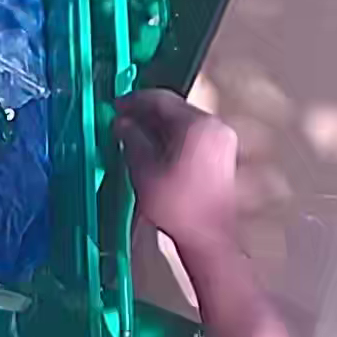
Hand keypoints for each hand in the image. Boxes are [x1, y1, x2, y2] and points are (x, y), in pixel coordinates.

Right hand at [114, 89, 239, 255]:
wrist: (209, 237)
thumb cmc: (176, 206)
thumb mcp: (144, 170)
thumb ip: (132, 139)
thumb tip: (122, 122)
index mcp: (196, 125)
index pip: (160, 100)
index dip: (133, 101)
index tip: (114, 106)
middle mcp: (214, 125)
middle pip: (174, 108)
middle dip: (145, 112)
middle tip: (120, 120)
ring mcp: (222, 138)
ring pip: (183, 121)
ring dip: (157, 125)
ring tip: (133, 135)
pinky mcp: (222, 153)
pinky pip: (192, 134)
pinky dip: (171, 136)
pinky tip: (153, 148)